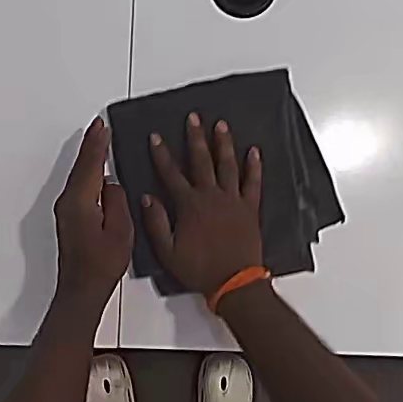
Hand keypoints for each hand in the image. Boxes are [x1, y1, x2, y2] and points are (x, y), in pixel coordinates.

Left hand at [54, 117, 132, 310]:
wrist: (82, 289)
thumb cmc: (100, 266)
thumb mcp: (120, 231)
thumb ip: (116, 201)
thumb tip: (111, 185)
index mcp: (79, 202)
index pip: (89, 164)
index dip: (97, 143)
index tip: (101, 126)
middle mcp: (68, 203)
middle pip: (80, 166)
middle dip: (91, 145)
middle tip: (99, 127)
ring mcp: (66, 211)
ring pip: (79, 176)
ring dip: (89, 158)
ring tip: (99, 142)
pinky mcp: (69, 218)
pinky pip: (78, 187)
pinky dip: (87, 173)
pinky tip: (95, 172)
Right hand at [142, 112, 263, 295]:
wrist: (235, 282)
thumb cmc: (200, 269)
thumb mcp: (167, 250)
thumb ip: (156, 222)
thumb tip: (148, 199)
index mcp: (189, 205)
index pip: (171, 173)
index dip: (162, 154)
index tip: (156, 137)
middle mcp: (211, 197)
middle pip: (201, 160)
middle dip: (195, 138)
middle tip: (193, 119)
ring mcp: (233, 200)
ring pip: (227, 165)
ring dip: (223, 144)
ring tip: (220, 125)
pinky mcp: (249, 209)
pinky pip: (253, 182)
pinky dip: (254, 166)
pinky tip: (254, 152)